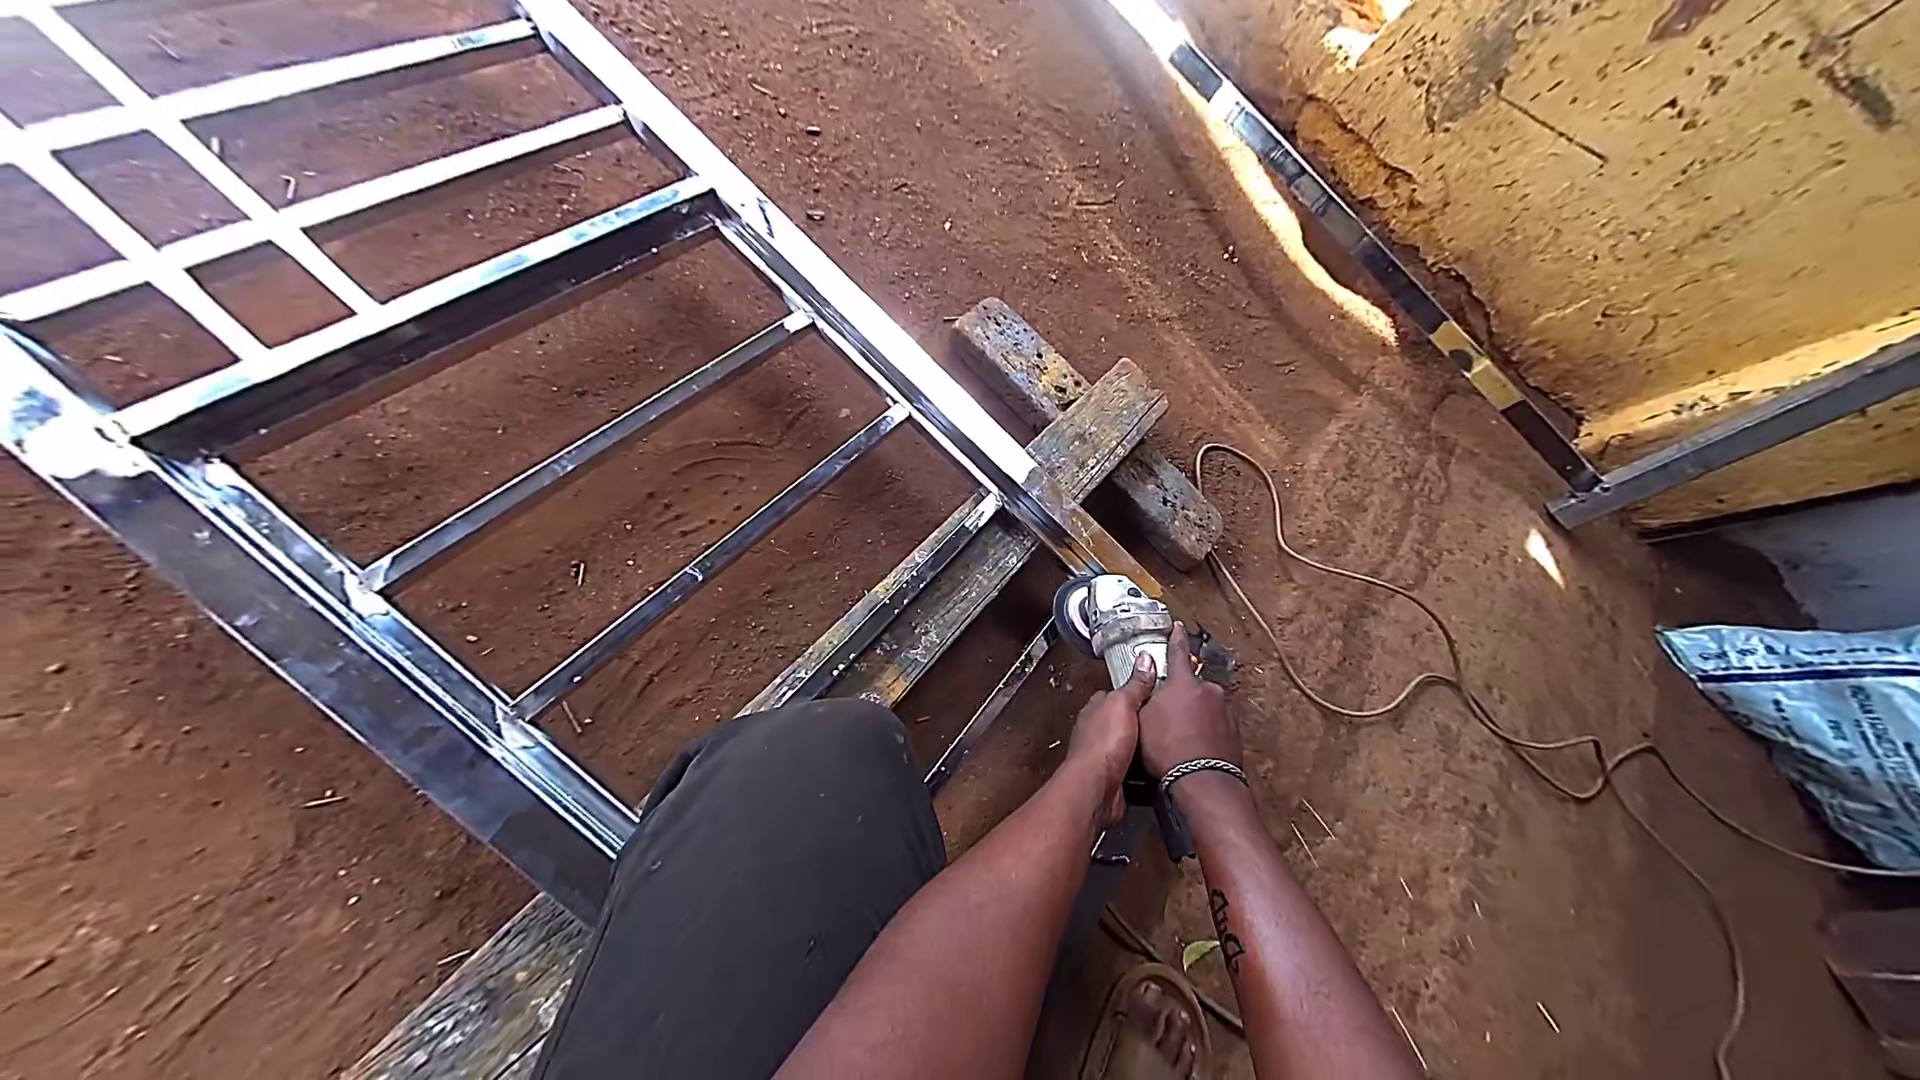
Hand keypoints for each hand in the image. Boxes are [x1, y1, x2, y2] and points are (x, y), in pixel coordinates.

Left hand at [1063, 650, 1154, 826]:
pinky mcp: (1115, 777)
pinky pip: (1135, 769)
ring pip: (1130, 746)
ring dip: (1146, 746)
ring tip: (1168, 743)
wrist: (1097, 788)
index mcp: (1096, 709)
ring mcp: (1104, 755)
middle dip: (1144, 721)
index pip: (1116, 693)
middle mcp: (1097, 731)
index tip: (1155, 689)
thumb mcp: (1123, 705)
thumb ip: (1134, 685)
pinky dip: (1146, 769)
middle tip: (1167, 719)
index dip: (1135, 690)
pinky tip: (1159, 767)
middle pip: (1124, 721)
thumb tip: (1144, 660)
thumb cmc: (1103, 745)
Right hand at [1137, 623, 1236, 777]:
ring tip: (1180, 735)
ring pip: (1205, 705)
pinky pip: (1215, 722)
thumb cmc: (1167, 747)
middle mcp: (1209, 691)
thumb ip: (1145, 693)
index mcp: (1184, 683)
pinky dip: (1205, 728)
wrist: (1202, 780)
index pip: (1178, 652)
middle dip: (1180, 694)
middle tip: (1166, 712)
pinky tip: (1193, 744)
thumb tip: (1146, 677)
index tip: (1178, 627)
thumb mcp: (1142, 717)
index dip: (1176, 638)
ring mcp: (1225, 711)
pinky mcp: (1235, 731)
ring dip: (1194, 713)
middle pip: (1191, 685)